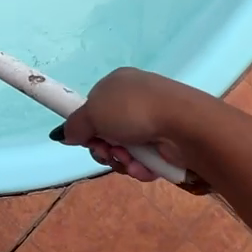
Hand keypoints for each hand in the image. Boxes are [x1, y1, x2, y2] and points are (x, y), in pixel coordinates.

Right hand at [55, 68, 216, 191]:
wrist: (187, 125)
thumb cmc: (134, 110)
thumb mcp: (92, 113)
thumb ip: (74, 125)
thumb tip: (64, 135)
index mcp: (119, 83)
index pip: (94, 106)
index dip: (88, 124)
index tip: (85, 137)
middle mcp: (137, 100)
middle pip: (107, 132)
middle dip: (103, 147)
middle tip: (106, 151)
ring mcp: (155, 123)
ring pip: (124, 150)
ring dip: (121, 160)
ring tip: (129, 160)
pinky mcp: (171, 145)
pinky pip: (145, 161)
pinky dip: (141, 167)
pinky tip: (144, 167)